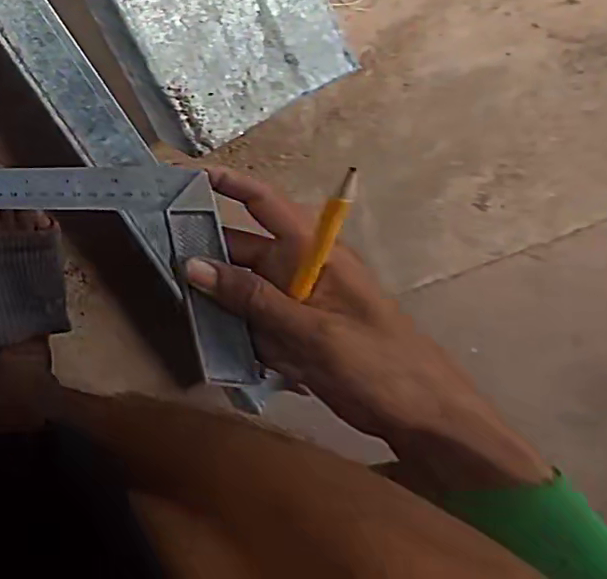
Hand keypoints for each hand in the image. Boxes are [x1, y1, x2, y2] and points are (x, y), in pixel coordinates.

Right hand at [185, 167, 553, 493]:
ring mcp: (298, 301)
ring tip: (202, 324)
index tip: (186, 173)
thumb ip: (250, 298)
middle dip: (208, 261)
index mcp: (314, 253)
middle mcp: (302, 269)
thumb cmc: (385, 369)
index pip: (264, 202)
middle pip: (239, 251)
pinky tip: (237, 355)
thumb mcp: (313, 332)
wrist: (440, 432)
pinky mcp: (296, 331)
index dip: (227, 182)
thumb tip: (190, 265)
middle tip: (167, 268)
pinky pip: (252, 321)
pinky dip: (240, 335)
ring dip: (224, 308)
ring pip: (240, 290)